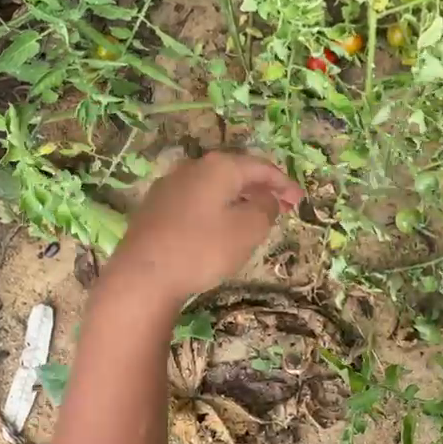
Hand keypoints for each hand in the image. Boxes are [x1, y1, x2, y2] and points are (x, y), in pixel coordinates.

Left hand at [103, 150, 302, 301]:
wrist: (142, 276)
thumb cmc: (202, 249)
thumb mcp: (249, 229)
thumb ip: (265, 208)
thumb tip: (265, 197)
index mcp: (220, 167)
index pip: (261, 167)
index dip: (284, 184)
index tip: (300, 201)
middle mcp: (193, 167)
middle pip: (236, 172)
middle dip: (262, 189)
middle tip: (282, 208)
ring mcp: (170, 186)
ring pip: (215, 186)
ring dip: (238, 199)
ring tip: (253, 217)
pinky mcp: (155, 207)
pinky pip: (196, 200)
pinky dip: (216, 208)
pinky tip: (219, 226)